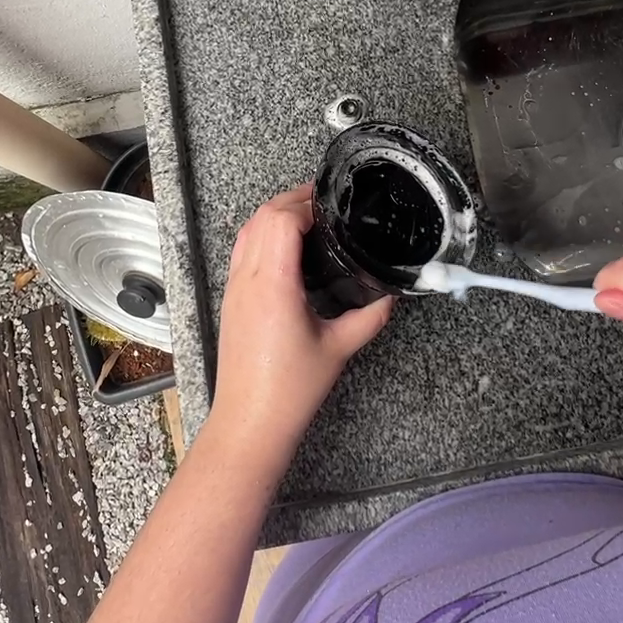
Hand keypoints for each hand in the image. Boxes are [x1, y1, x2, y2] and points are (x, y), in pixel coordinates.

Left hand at [210, 184, 393, 450]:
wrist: (249, 422)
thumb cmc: (290, 389)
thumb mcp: (339, 348)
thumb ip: (370, 317)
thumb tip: (391, 296)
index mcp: (273, 284)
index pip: (280, 220)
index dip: (305, 204)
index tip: (331, 206)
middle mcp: (248, 278)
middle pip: (261, 216)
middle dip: (291, 200)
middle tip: (323, 202)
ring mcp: (234, 287)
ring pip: (247, 230)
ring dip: (274, 214)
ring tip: (307, 216)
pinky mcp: (231, 299)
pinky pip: (241, 250)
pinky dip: (261, 233)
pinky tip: (285, 245)